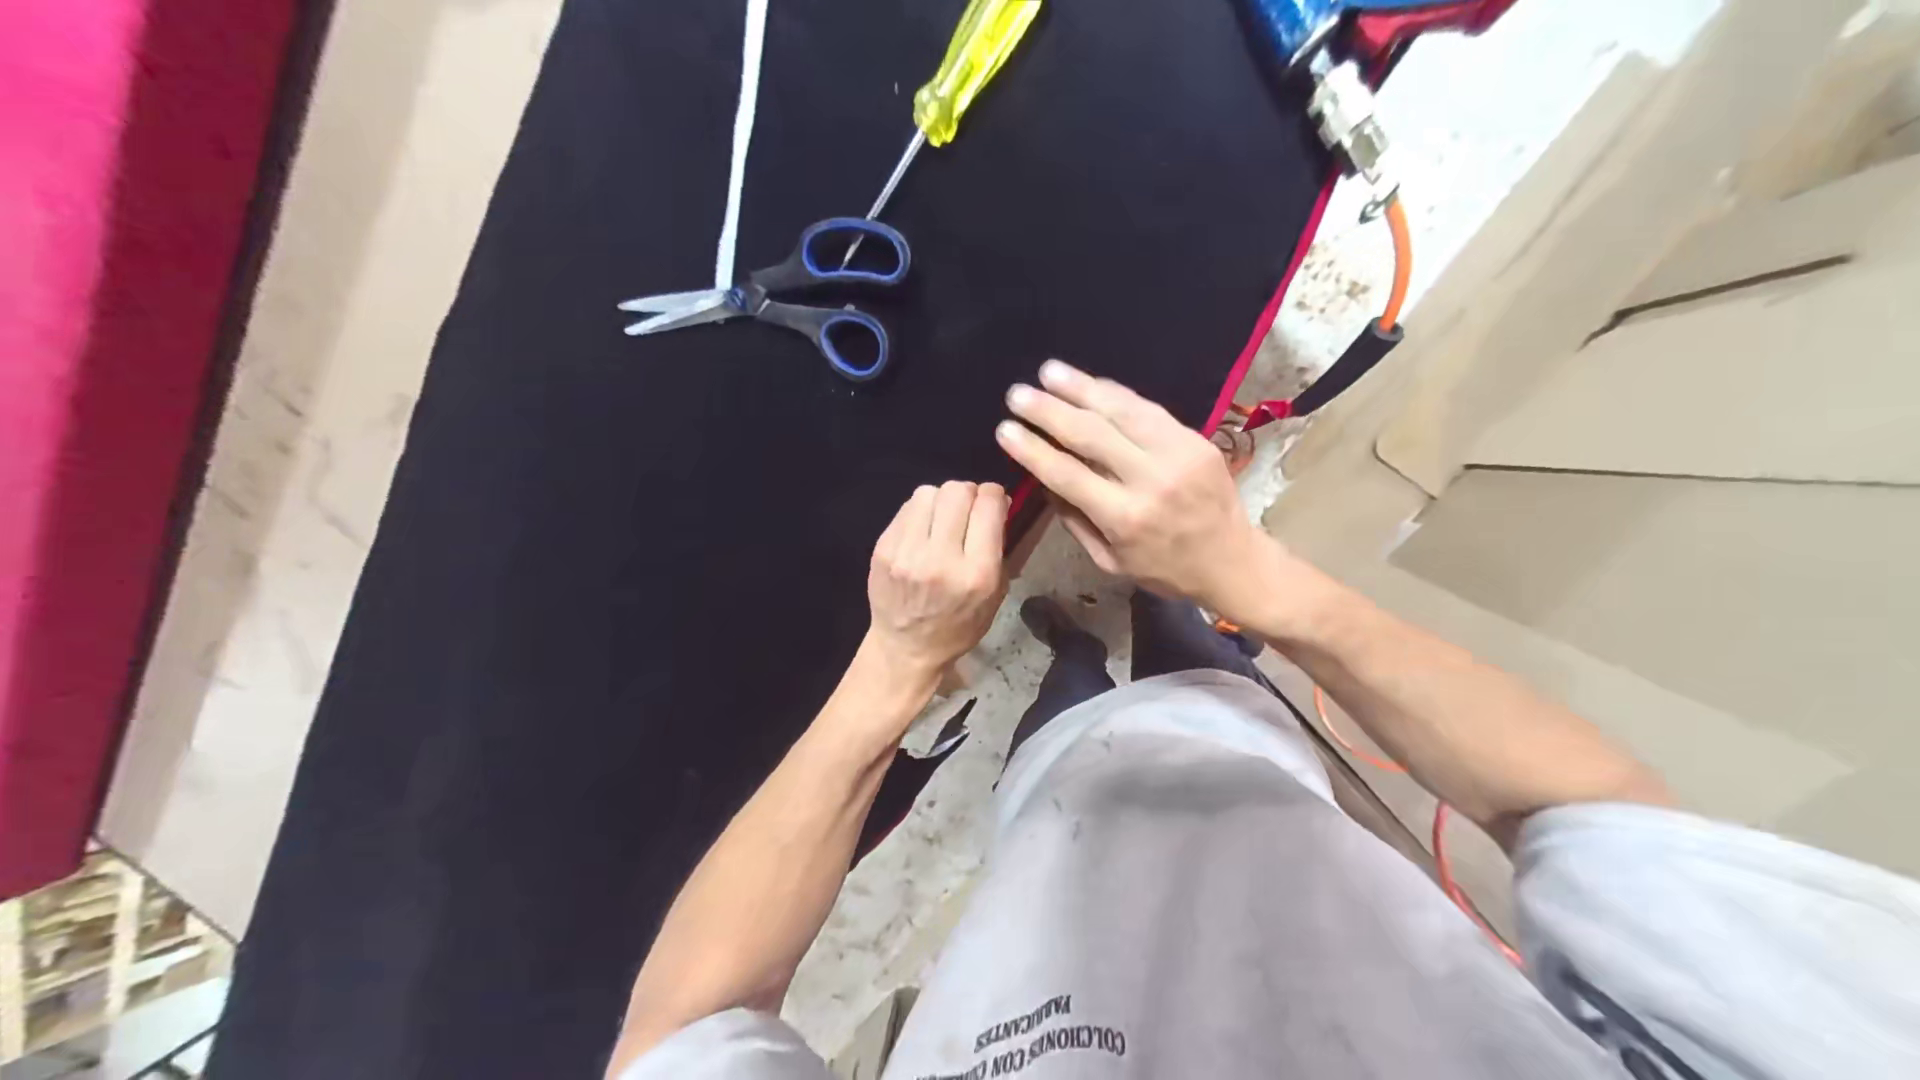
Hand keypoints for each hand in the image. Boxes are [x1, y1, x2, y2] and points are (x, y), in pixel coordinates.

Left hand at [863, 481, 1009, 690]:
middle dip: (968, 494)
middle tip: (967, 510)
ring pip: (929, 492)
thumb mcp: (995, 594)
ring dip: (941, 501)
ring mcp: (906, 553)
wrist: (906, 648)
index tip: (994, 503)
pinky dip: (919, 512)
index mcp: (976, 573)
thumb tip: (998, 503)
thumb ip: (999, 547)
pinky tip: (922, 531)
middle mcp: (940, 559)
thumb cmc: (959, 625)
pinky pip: (906, 508)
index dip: (995, 496)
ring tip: (942, 520)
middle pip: (957, 490)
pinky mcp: (882, 549)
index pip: (989, 505)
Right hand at [995, 360, 1268, 613]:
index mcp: (1124, 518)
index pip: (1066, 474)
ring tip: (1048, 372)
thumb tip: (1044, 480)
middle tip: (1017, 394)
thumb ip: (1075, 520)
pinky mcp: (1194, 440)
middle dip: (1048, 411)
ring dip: (1080, 388)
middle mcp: (1149, 481)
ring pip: (1120, 412)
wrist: (1232, 560)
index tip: (1005, 429)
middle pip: (1090, 435)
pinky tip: (1091, 382)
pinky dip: (1117, 393)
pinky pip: (1149, 409)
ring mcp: (1177, 455)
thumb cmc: (1164, 569)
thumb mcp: (1109, 561)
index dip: (1032, 450)